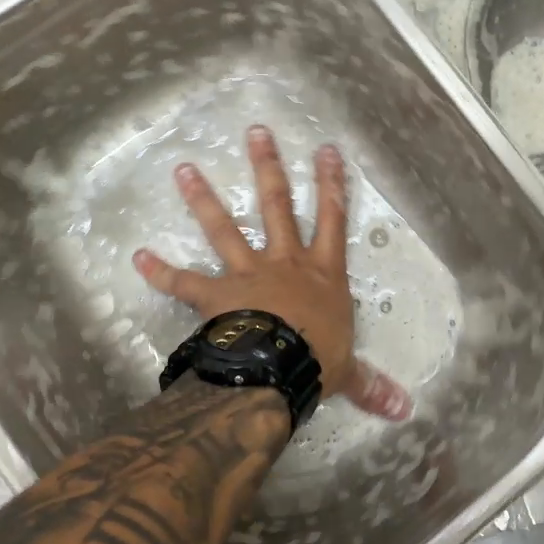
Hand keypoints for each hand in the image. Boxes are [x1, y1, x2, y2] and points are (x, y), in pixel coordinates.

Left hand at [132, 125, 412, 420]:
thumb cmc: (316, 362)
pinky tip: (139, 257)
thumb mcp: (348, 372)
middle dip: (267, 168)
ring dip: (203, 199)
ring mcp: (247, 274)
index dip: (331, 185)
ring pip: (225, 229)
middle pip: (277, 206)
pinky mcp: (214, 295)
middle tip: (255, 132)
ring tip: (182, 168)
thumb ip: (372, 385)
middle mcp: (284, 263)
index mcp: (321, 274)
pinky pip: (184, 282)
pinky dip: (161, 271)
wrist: (275, 371)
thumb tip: (405, 411)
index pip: (333, 220)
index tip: (326, 150)